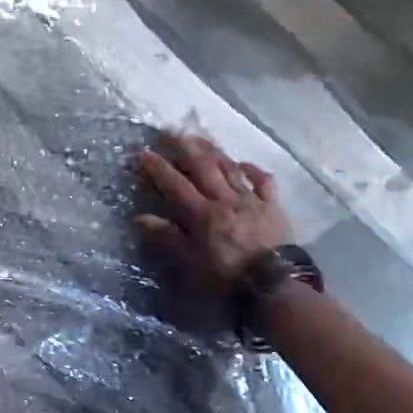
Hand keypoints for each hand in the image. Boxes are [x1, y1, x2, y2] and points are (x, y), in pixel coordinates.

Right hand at [136, 133, 291, 285]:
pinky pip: (263, 181)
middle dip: (185, 147)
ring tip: (201, 137)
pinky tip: (242, 163)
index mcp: (202, 214)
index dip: (158, 168)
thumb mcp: (190, 261)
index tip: (143, 152)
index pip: (175, 185)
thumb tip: (140, 218)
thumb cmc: (225, 276)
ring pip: (229, 168)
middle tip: (170, 130)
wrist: (272, 282)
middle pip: (203, 166)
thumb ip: (167, 237)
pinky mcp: (272, 206)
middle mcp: (224, 199)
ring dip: (214, 151)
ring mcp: (250, 199)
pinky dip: (252, 169)